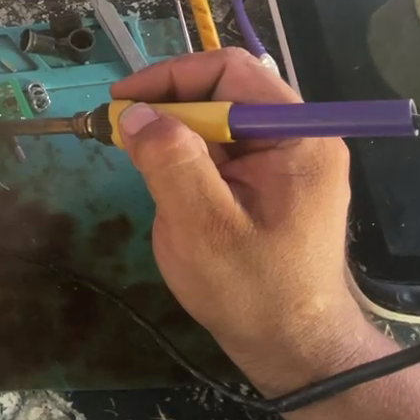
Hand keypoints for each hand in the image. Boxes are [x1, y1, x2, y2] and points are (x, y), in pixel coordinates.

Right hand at [112, 50, 379, 396]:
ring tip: (134, 150)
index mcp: (296, 136)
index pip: (230, 70)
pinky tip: (158, 171)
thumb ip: (171, 162)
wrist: (292, 349)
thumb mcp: (203, 226)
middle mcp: (293, 136)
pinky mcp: (261, 178)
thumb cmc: (252, 290)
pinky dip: (179, 147)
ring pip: (213, 114)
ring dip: (169, 126)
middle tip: (123, 128)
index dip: (172, 76)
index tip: (125, 102)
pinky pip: (214, 143)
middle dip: (166, 101)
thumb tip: (135, 113)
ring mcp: (279, 158)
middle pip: (221, 88)